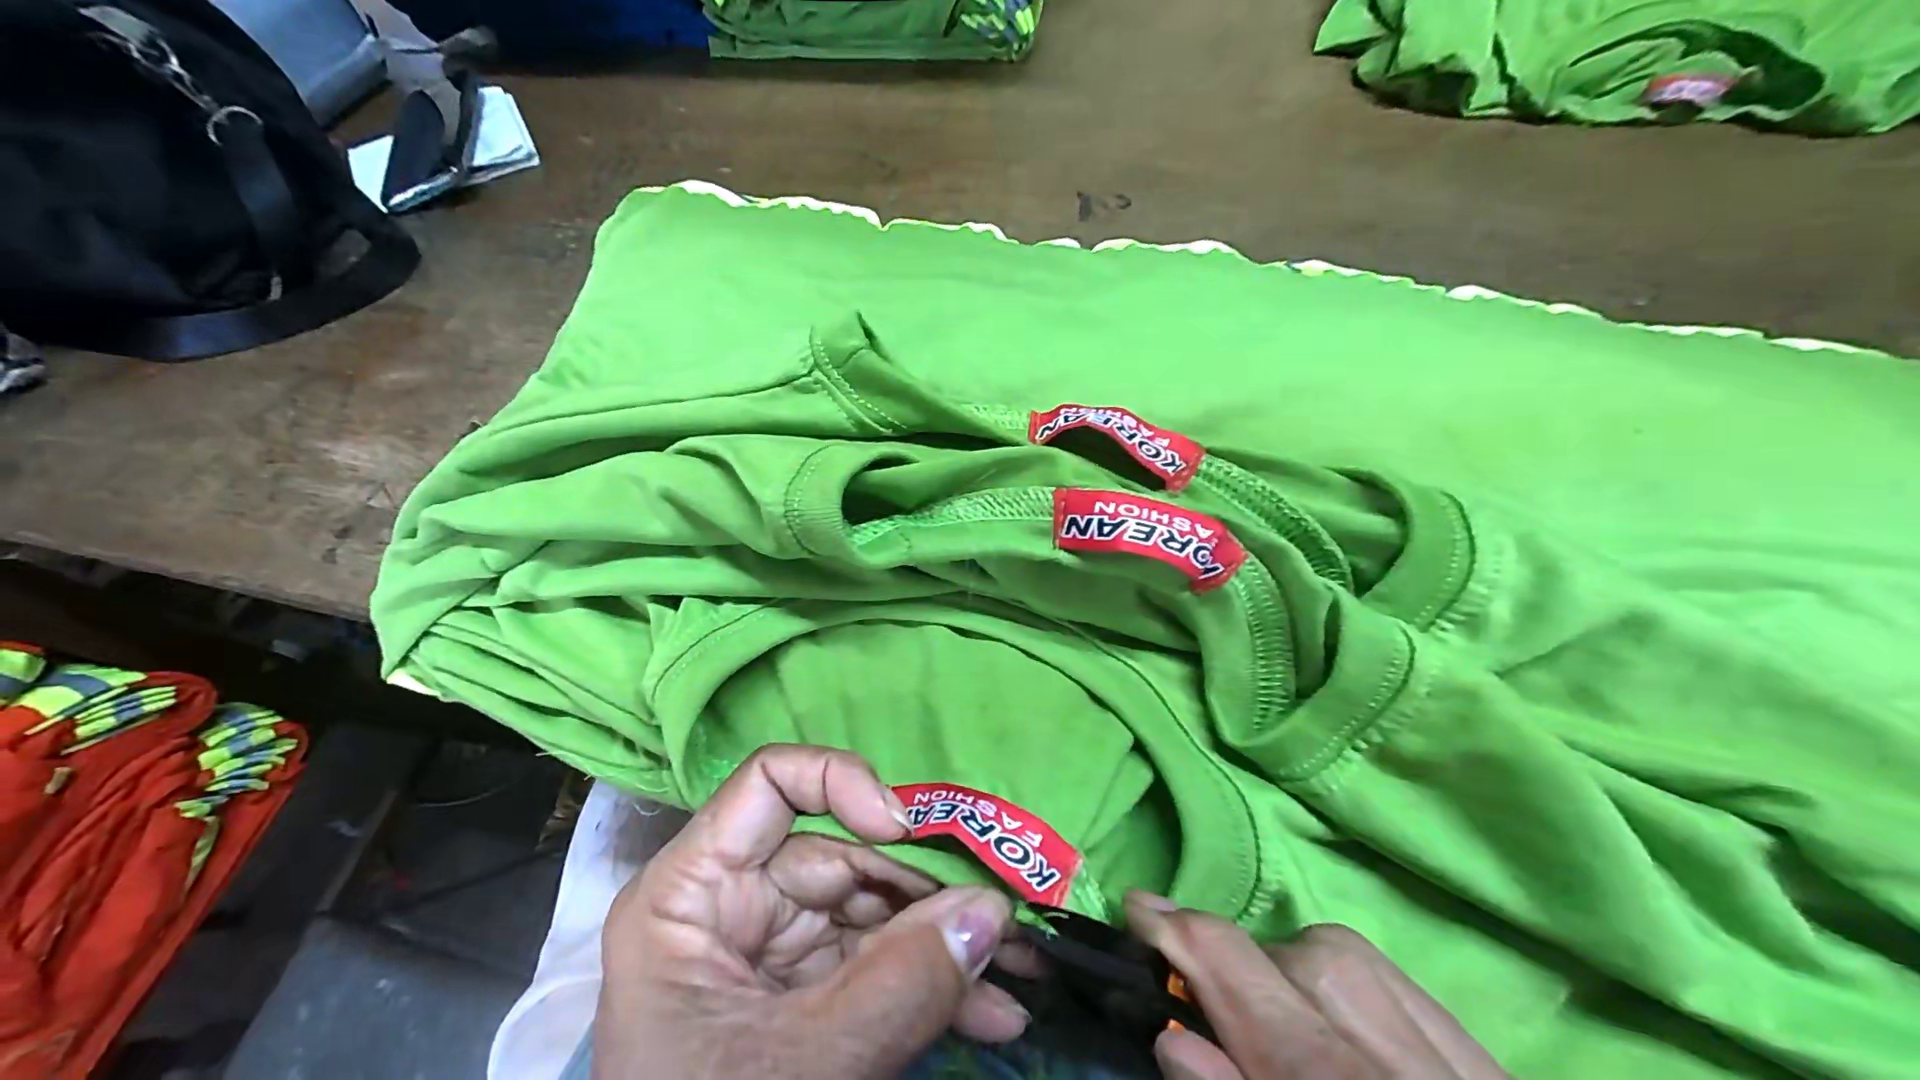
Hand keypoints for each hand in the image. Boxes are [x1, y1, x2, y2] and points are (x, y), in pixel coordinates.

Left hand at [594, 745, 1030, 1079]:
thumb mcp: (798, 1065)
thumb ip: (896, 988)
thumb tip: (990, 910)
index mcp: (693, 894)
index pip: (770, 785)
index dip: (841, 783)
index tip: (905, 831)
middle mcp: (736, 905)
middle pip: (843, 853)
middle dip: (928, 888)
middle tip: (1006, 915)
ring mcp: (777, 950)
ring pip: (875, 910)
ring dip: (949, 939)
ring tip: (1022, 966)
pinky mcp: (809, 995)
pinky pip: (882, 964)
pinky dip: (935, 983)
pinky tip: (992, 1010)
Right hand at [1124, 892, 1507, 1079]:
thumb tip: (1175, 1041)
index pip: (1252, 989)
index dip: (1185, 936)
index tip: (1137, 909)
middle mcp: (1406, 1079)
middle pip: (1310, 967)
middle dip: (1240, 966)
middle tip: (1209, 1005)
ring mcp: (1462, 1076)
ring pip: (1356, 963)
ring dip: (1294, 970)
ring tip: (1276, 1017)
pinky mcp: (1491, 1078)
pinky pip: (1411, 993)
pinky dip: (1353, 987)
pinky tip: (1338, 1021)